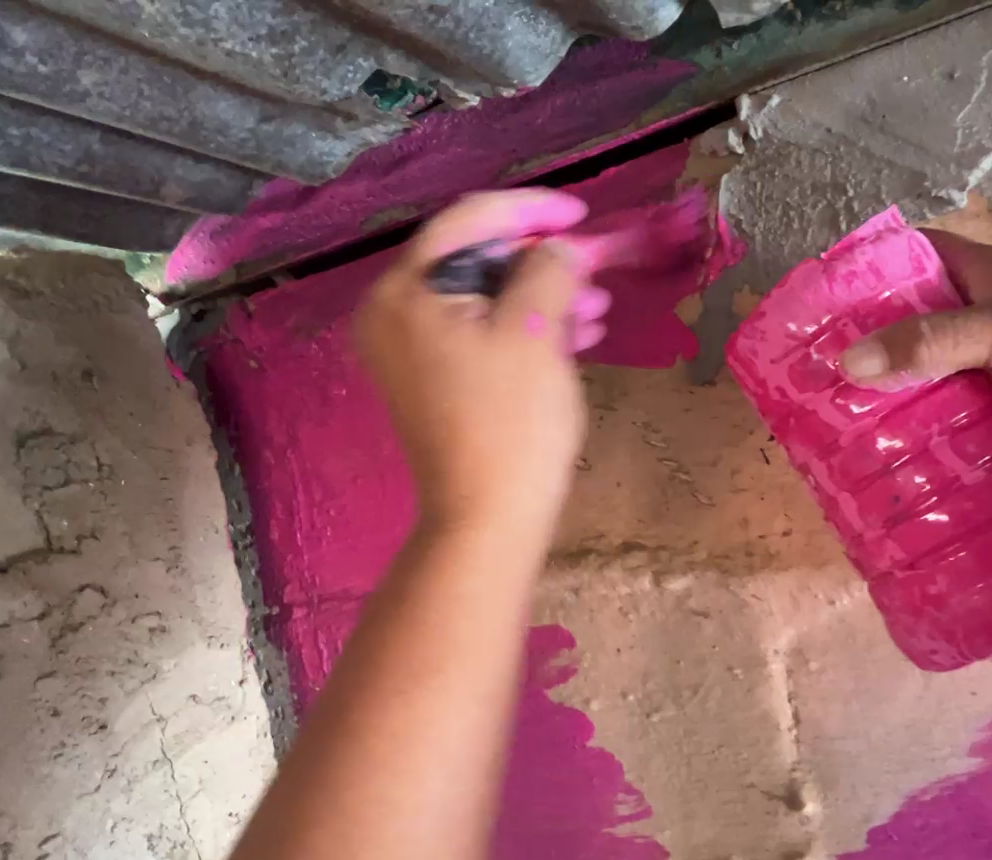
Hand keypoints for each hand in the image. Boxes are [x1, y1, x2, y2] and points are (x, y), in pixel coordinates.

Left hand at [354, 190, 611, 534]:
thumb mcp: (538, 332)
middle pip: (475, 261)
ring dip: (542, 299)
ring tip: (597, 309)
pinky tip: (574, 339)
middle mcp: (394, 313)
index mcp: (408, 290)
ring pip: (483, 303)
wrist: (488, 517)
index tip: (583, 217)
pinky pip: (478, 338)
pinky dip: (523, 333)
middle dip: (542, 262)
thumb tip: (559, 248)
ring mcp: (408, 353)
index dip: (533, 210)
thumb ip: (549, 269)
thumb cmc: (512, 422)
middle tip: (595, 269)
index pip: (470, 221)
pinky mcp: (430, 384)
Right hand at [836, 229, 991, 460]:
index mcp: (986, 268)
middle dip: (871, 328)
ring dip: (894, 369)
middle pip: (915, 306)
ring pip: (929, 350)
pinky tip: (894, 422)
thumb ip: (931, 342)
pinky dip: (921, 398)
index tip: (825, 299)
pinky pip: (948, 385)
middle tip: (823, 359)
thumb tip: (848, 361)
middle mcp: (985, 302)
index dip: (870, 265)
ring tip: (845, 397)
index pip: (914, 249)